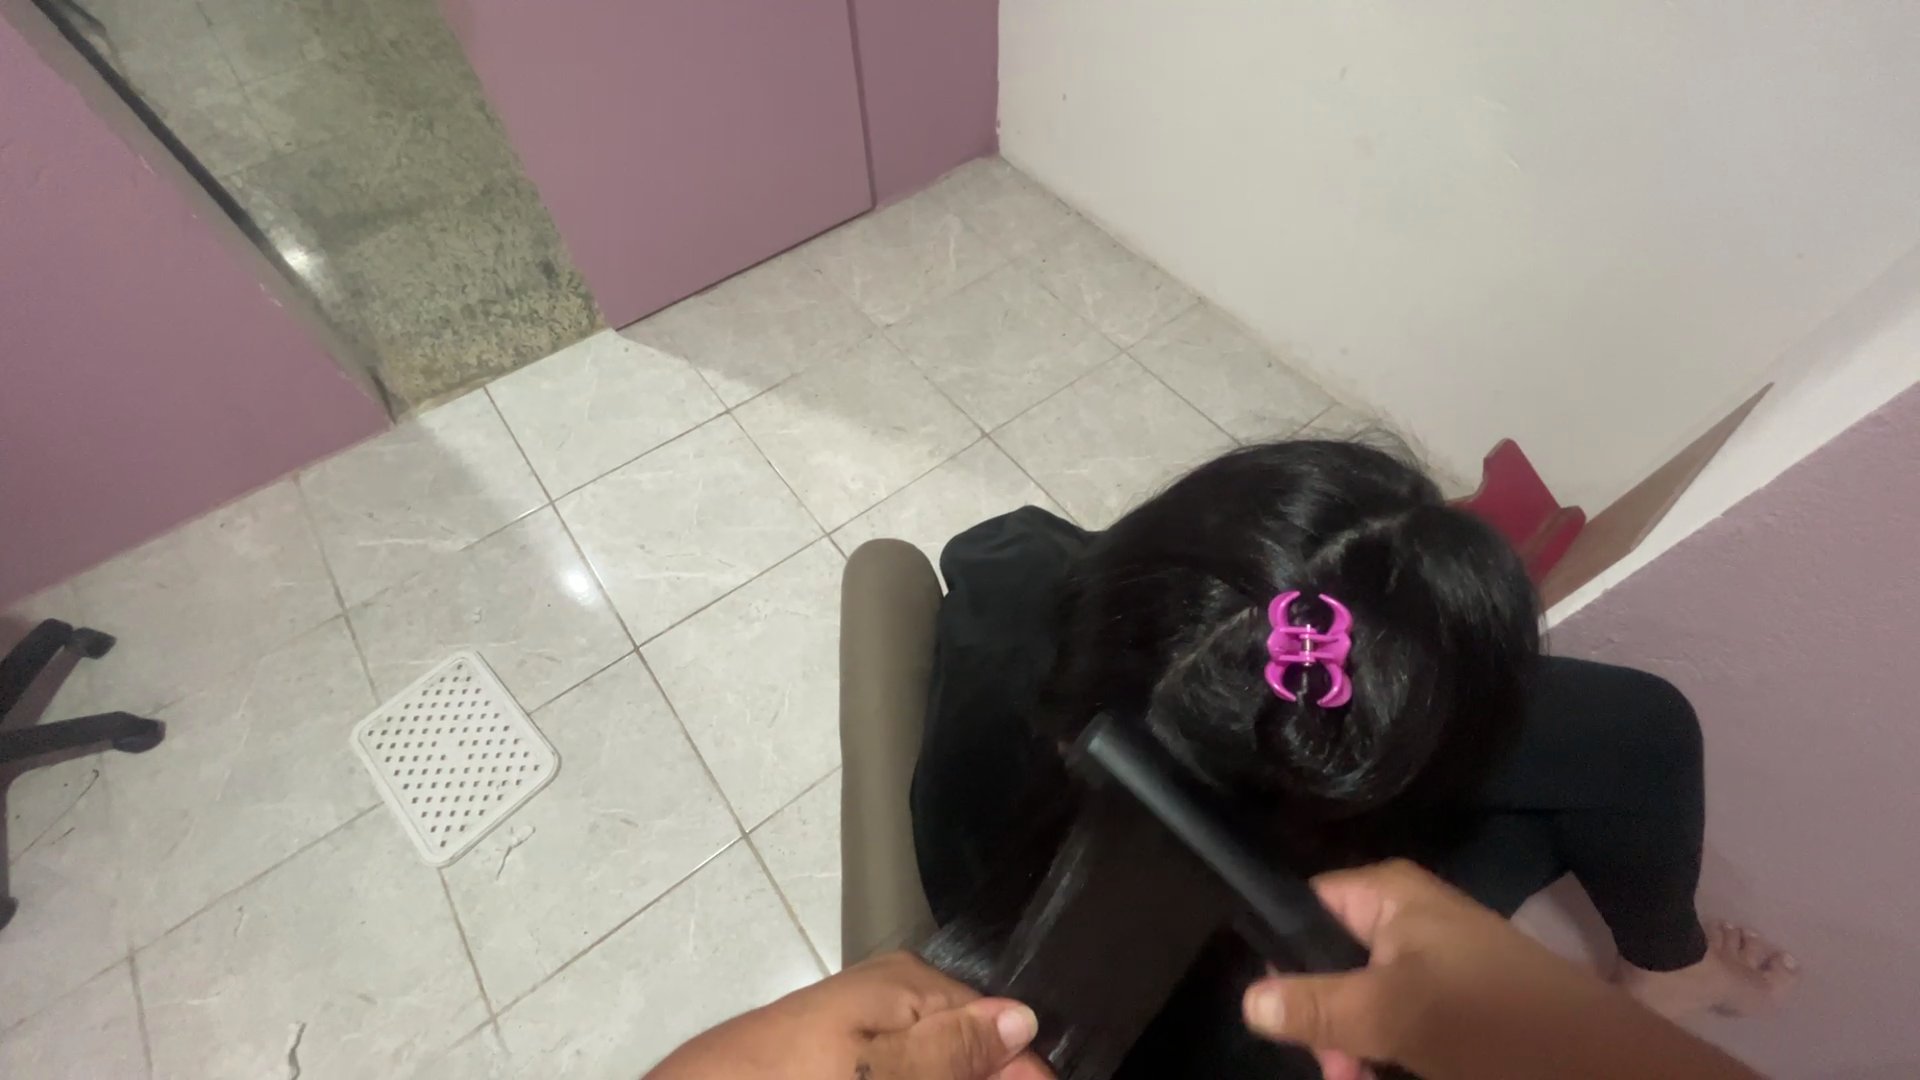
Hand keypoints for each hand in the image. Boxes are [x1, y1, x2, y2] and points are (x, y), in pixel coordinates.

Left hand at [645, 951, 1053, 1079]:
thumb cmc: (798, 1078)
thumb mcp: (882, 1070)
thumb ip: (954, 1049)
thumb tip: (1025, 1018)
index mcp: (915, 985)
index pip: (1002, 1027)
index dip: (1022, 1072)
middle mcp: (900, 996)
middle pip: (973, 1047)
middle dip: (988, 1073)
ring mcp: (875, 1027)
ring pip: (941, 1061)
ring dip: (955, 1073)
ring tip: (963, 1075)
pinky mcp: (853, 1052)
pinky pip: (908, 1063)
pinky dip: (921, 1072)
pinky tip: (923, 1073)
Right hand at [1239, 860, 1763, 1079]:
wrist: (1623, 1078)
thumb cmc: (1498, 1025)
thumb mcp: (1395, 1016)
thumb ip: (1316, 1007)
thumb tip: (1247, 1001)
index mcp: (1386, 895)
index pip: (1304, 906)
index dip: (1285, 957)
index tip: (1283, 1015)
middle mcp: (1405, 920)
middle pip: (1331, 963)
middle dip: (1326, 1022)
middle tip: (1338, 1072)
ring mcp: (1436, 966)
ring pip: (1365, 1003)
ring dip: (1356, 1049)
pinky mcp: (1461, 1009)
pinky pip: (1402, 1026)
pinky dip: (1390, 1056)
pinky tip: (1389, 1079)